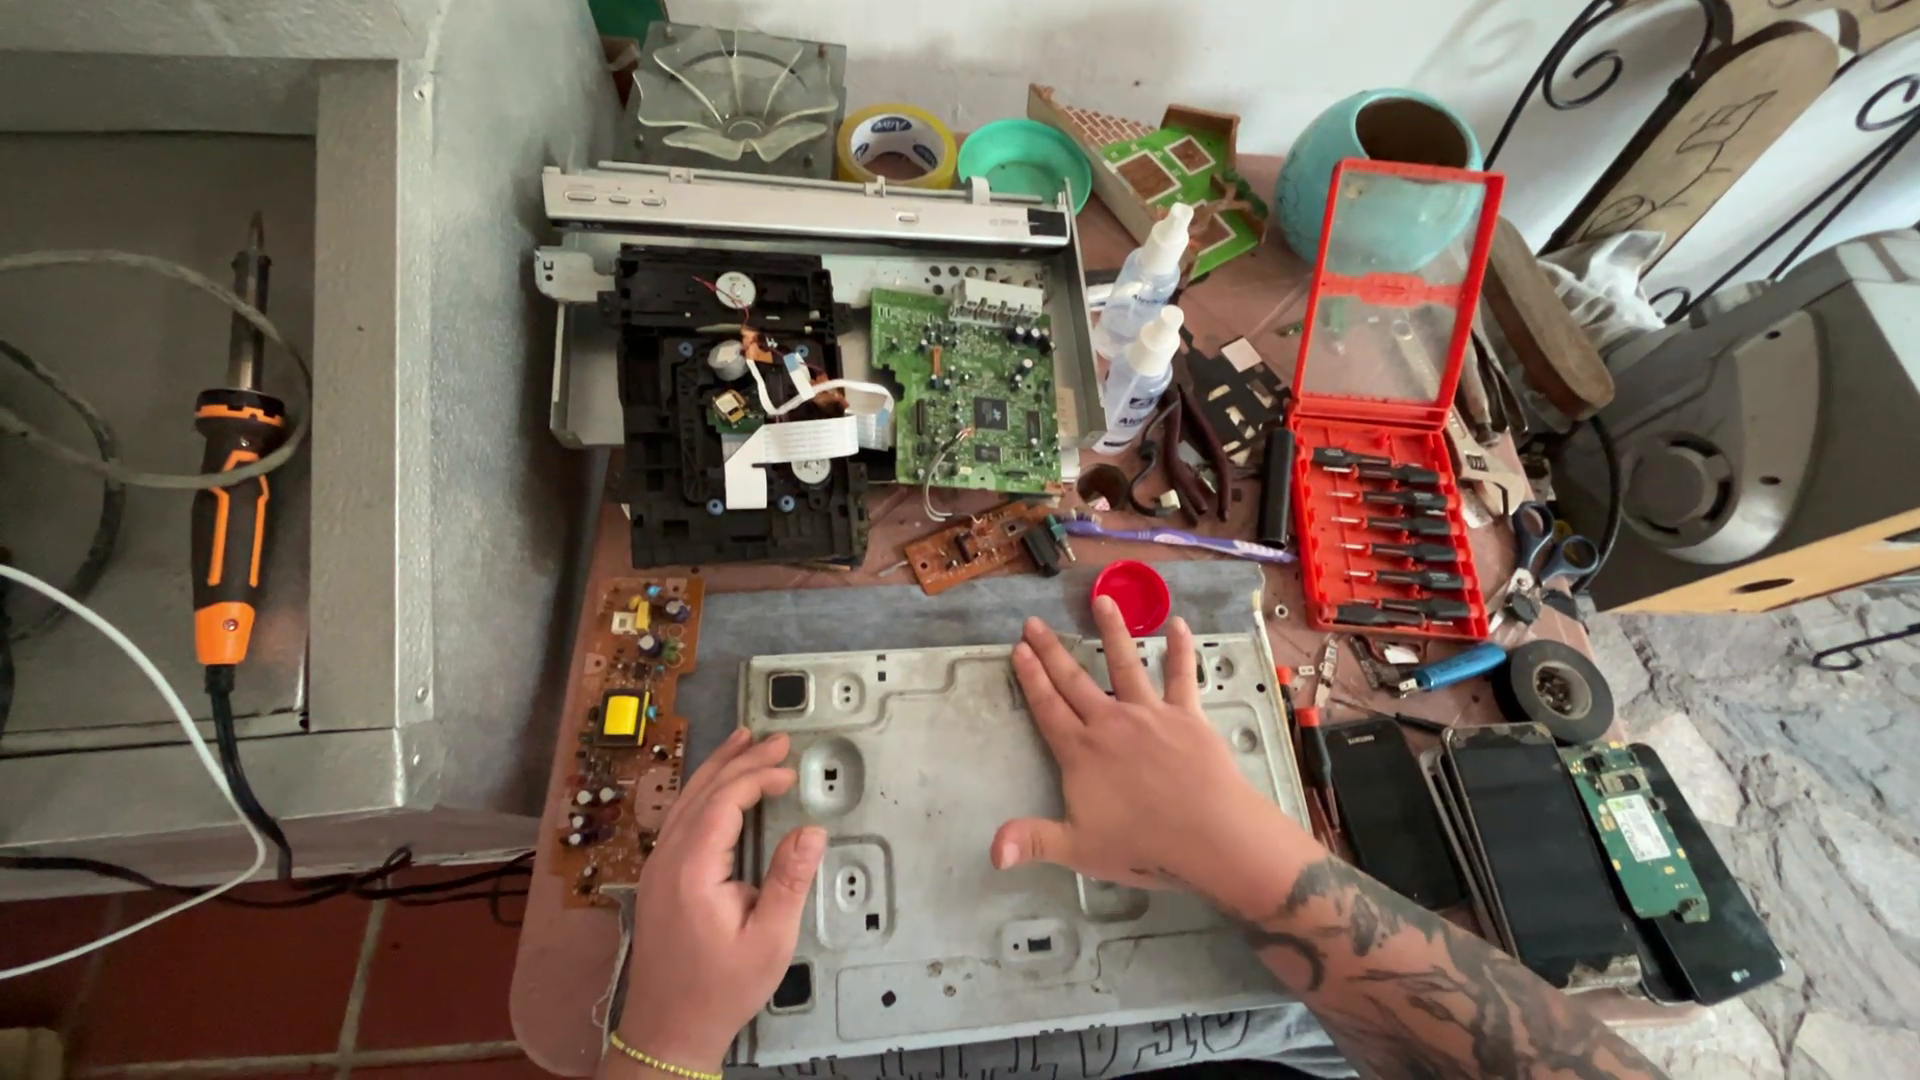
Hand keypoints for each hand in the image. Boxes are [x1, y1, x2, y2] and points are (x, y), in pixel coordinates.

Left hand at [615, 730, 825, 1072]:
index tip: (790, 774)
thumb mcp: (769, 941)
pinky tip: (717, 783)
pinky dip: (704, 790)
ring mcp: (657, 867)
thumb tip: (812, 830)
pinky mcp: (658, 877)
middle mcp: (667, 859)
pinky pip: (680, 817)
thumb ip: (789, 881)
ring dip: (718, 767)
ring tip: (743, 739)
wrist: (666, 1034)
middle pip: (703, 791)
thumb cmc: (721, 989)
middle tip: (776, 739)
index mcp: (691, 870)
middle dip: (741, 760)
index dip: (758, 778)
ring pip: (686, 800)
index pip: (724, 801)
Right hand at [992, 597, 1304, 914]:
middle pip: (1074, 679)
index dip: (1030, 677)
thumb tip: (991, 852)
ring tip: (1102, 600)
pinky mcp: (1185, 714)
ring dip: (1112, 630)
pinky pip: (1182, 676)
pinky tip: (1180, 625)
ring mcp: (1149, 713)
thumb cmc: (1144, 846)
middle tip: (1034, 622)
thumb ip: (1033, 842)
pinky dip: (1181, 650)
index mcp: (1081, 751)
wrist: (1212, 837)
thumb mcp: (1079, 849)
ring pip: (1124, 663)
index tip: (1018, 648)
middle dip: (1051, 650)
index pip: (1047, 707)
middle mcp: (1110, 722)